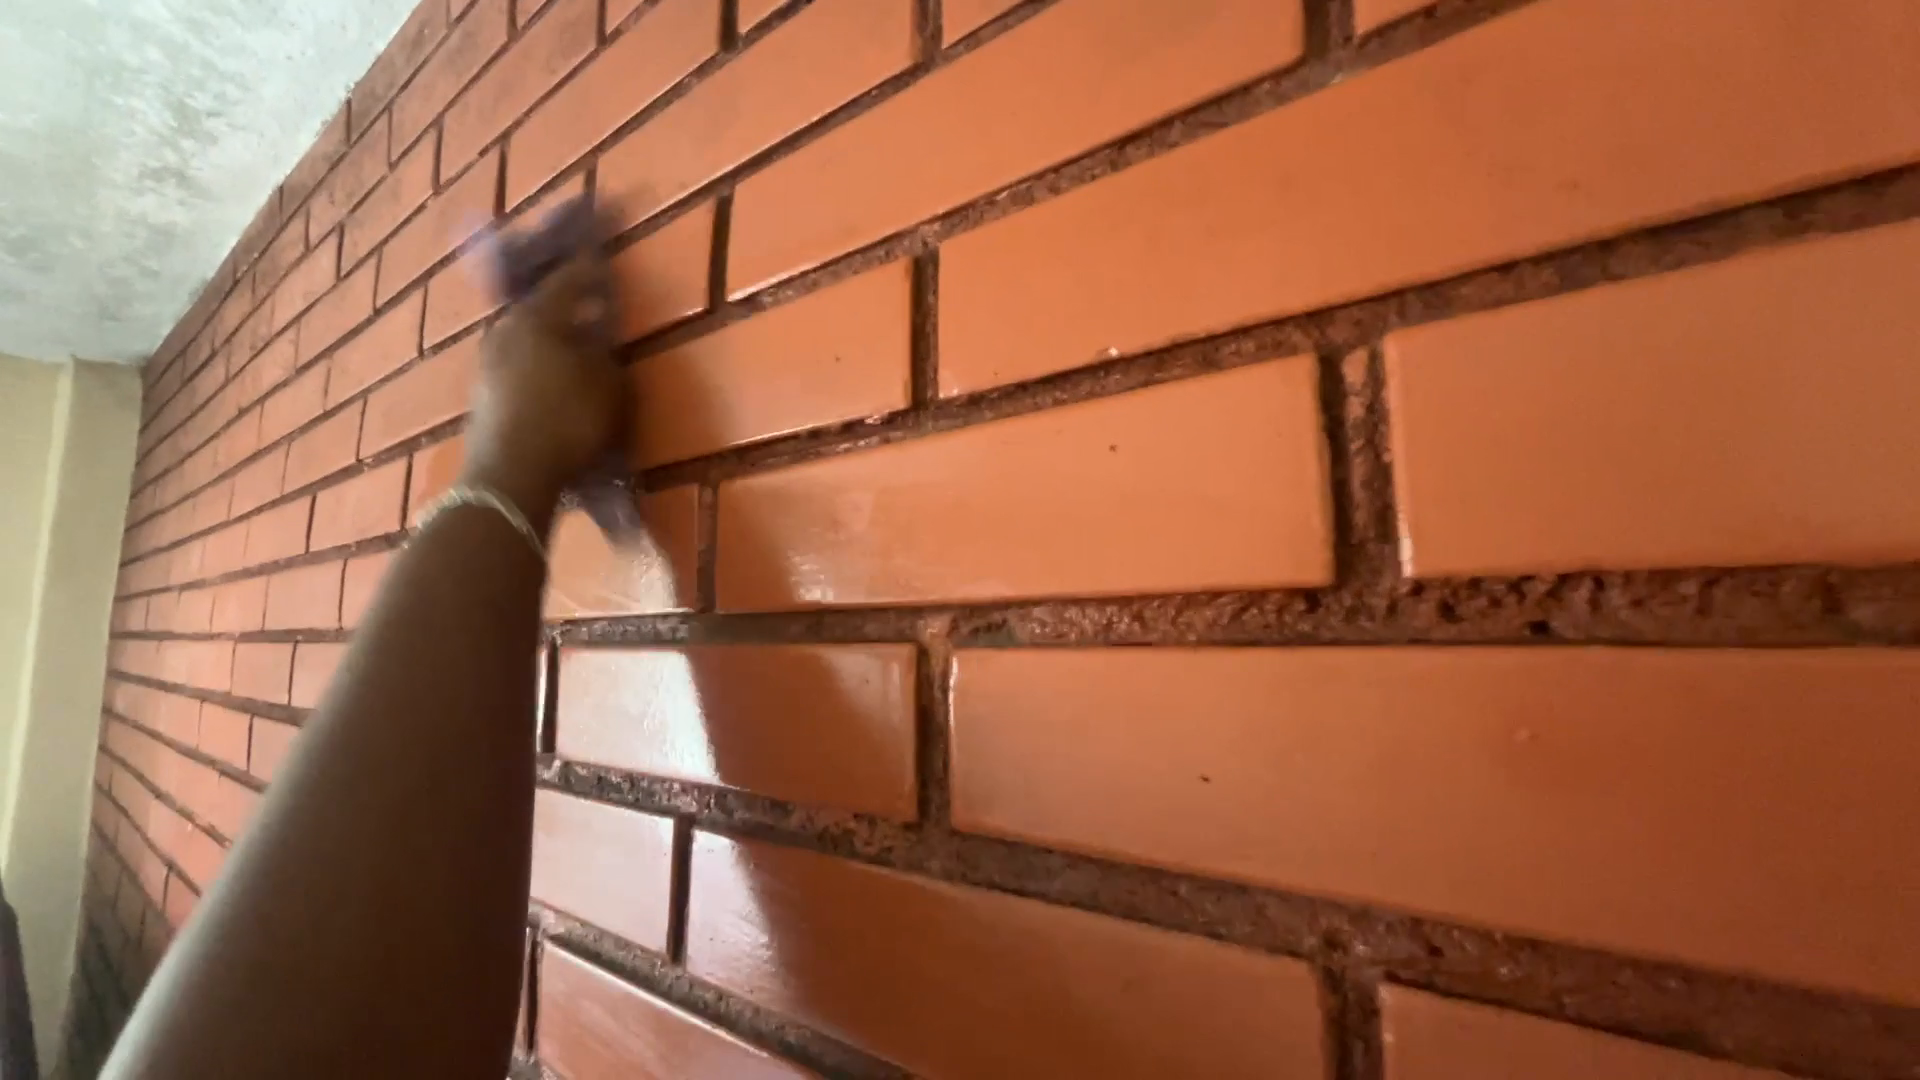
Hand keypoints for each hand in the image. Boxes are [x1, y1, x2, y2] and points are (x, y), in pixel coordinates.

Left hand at [460, 252, 627, 526]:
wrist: (512, 475)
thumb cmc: (569, 421)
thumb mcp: (608, 384)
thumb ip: (605, 352)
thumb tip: (598, 334)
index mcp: (539, 318)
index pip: (570, 279)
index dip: (590, 264)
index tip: (601, 245)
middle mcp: (506, 329)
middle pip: (542, 305)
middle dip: (567, 300)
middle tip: (590, 296)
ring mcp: (489, 362)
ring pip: (528, 336)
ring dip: (553, 335)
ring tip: (576, 341)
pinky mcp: (485, 393)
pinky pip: (520, 363)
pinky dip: (541, 361)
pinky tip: (555, 377)